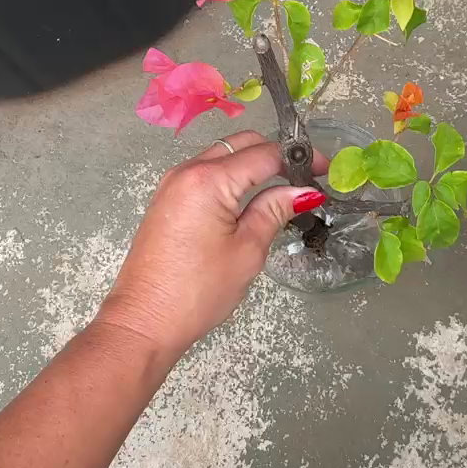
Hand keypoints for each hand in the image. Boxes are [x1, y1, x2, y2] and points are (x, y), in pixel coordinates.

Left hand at [93, 130, 318, 362]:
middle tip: (304, 177)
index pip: (264, 153)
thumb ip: (274, 211)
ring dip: (252, 163)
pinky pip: (205, 171)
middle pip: (241, 144)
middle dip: (275, 154)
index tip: (324, 169)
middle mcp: (188, 170)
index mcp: (209, 180)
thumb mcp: (247, 251)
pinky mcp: (167, 198)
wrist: (142, 323)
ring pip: (222, 155)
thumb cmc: (198, 292)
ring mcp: (173, 183)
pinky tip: (248, 198)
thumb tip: (304, 191)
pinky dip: (231, 176)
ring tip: (281, 188)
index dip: (299, 158)